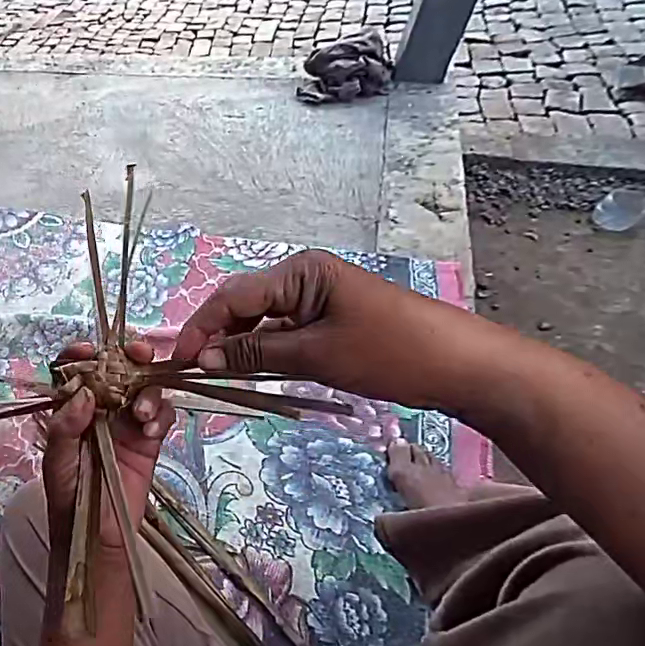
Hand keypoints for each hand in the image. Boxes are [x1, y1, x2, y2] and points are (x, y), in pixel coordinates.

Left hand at [42, 340, 173, 547]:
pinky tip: (151, 430)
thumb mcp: (57, 458)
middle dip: (130, 357)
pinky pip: (161, 415)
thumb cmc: (68, 494)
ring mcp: (127, 422)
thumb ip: (66, 425)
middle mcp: (102, 408)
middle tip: (139, 354)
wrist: (96, 533)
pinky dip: (161, 414)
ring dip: (148, 390)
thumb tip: (84, 392)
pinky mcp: (149, 439)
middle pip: (118, 370)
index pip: (78, 371)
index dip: (83, 355)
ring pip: (144, 388)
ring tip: (141, 414)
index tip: (90, 350)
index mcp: (74, 407)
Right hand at [171, 249, 511, 411]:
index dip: (201, 328)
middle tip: (194, 371)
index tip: (180, 361)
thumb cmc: (391, 352)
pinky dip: (263, 349)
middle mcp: (303, 276)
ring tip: (217, 374)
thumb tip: (204, 360)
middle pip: (242, 303)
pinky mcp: (327, 317)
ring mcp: (316, 297)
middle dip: (215, 335)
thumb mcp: (316, 355)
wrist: (464, 366)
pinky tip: (251, 370)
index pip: (233, 296)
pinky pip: (282, 330)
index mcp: (300, 271)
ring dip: (238, 344)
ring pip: (260, 318)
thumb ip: (255, 354)